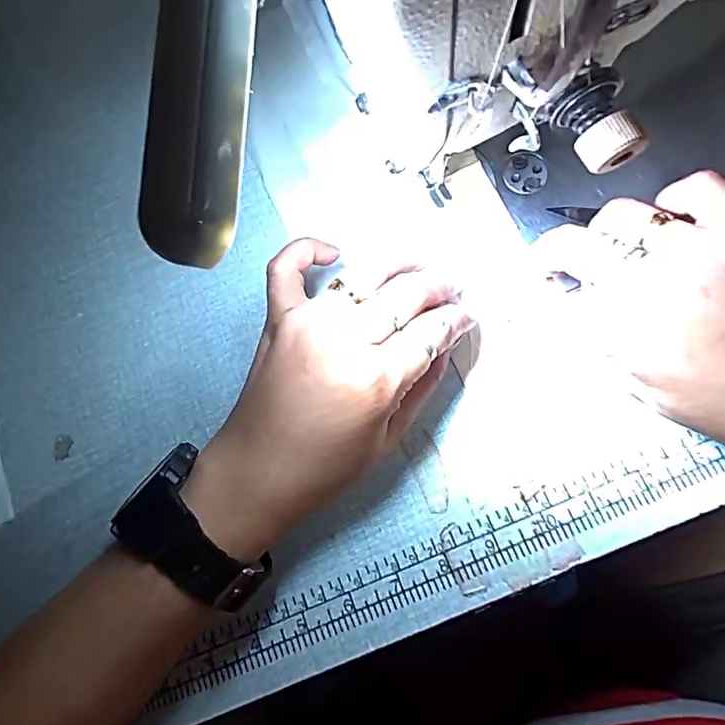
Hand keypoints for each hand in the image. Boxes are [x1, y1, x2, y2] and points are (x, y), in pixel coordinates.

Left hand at [182, 239, 475, 555]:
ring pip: (362, 275)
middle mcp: (342, 342)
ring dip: (397, 265)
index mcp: (375, 380)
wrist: (256, 475)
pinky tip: (333, 252)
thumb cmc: (327, 467)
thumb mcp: (390, 437)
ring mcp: (306, 324)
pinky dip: (307, 250)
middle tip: (453, 289)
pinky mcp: (277, 318)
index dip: (457, 320)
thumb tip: (446, 342)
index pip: (430, 331)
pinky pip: (286, 268)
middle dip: (438, 288)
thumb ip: (423, 384)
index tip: (467, 316)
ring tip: (417, 267)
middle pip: (404, 296)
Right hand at [531, 171, 724, 504]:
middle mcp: (661, 294)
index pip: (560, 300)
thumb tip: (586, 320)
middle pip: (576, 247)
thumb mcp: (667, 404)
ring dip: (613, 231)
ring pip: (626, 214)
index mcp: (637, 347)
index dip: (541, 291)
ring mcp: (704, 254)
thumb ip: (617, 357)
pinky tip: (675, 219)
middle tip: (558, 258)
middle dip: (554, 252)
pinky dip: (676, 198)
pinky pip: (694, 188)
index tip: (541, 287)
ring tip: (623, 245)